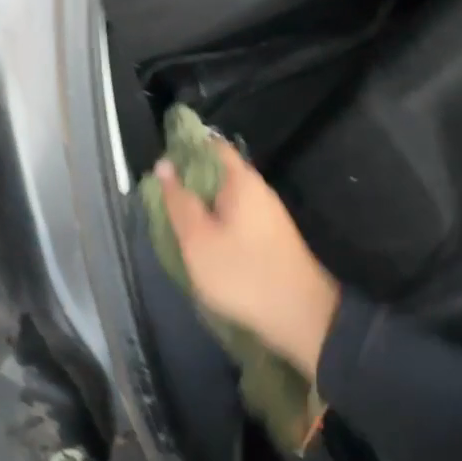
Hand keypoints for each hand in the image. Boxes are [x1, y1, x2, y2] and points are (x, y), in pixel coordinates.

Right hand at [158, 139, 341, 378]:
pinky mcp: (271, 236)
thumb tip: (164, 165)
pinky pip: (237, 217)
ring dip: (203, 205)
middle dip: (190, 180)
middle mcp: (258, 189)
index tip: (160, 161)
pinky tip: (204, 241)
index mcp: (241, 180)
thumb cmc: (242, 273)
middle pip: (218, 172)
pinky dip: (218, 222)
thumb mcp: (198, 240)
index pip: (211, 146)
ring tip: (176, 221)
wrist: (301, 315)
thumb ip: (179, 202)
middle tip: (160, 197)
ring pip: (227, 197)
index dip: (184, 147)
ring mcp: (268, 213)